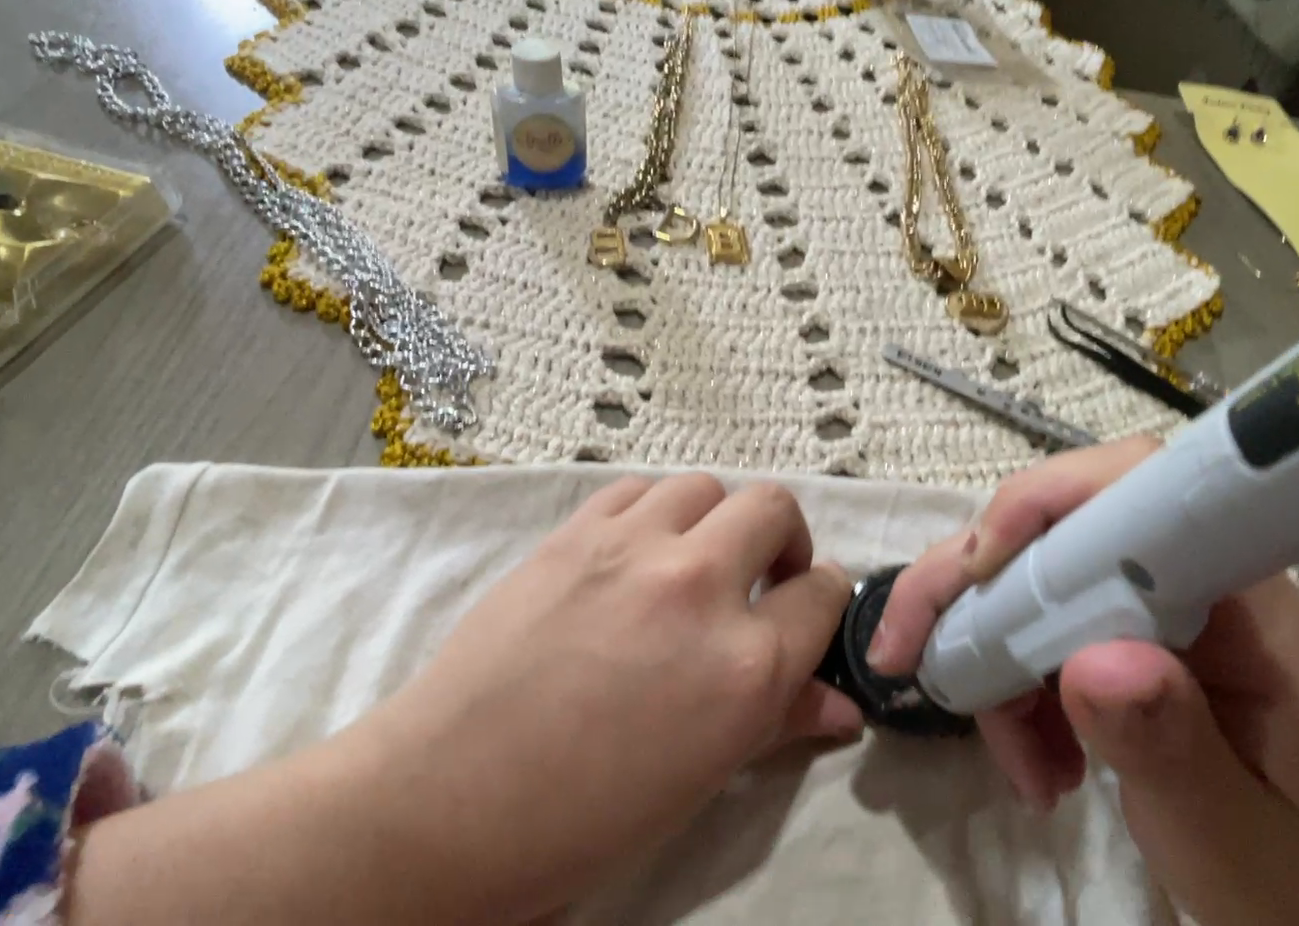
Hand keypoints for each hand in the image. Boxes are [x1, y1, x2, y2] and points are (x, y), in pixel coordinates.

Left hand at [72, 474, 860, 925]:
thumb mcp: (704, 776)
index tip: (806, 613)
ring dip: (715, 518)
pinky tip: (635, 551)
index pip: (825, 593)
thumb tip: (843, 704)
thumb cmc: (588, 812)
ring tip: (693, 560)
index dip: (824, 602)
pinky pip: (636, 489)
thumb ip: (781, 722)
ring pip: (705, 485)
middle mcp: (698, 585)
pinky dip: (653, 511)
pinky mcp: (573, 532)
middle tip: (760, 578)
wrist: (455, 794)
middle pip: (774, 508)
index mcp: (746, 663)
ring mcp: (630, 547)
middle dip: (783, 540)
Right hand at [872, 440, 1298, 925]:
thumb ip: (1171, 749)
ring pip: (1039, 583)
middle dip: (976, 591)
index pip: (1140, 494)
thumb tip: (1092, 662)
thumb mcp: (1237, 837)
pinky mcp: (1135, 640)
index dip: (1045, 504)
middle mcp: (1197, 584)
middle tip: (913, 653)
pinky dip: (1016, 684)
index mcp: (1248, 607)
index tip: (974, 569)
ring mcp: (1163, 610)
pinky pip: (1046, 630)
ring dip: (994, 655)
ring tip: (1014, 758)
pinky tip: (1033, 754)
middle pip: (1059, 533)